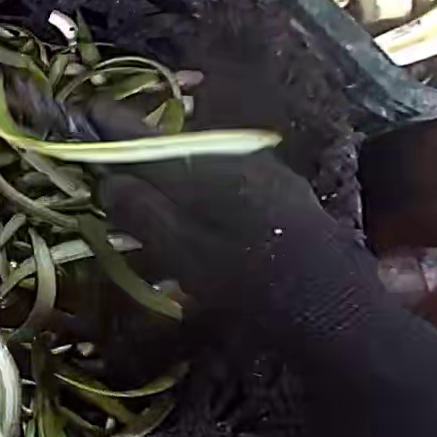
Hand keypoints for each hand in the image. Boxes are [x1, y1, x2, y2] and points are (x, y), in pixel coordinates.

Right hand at [93, 103, 436, 436]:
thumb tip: (108, 181)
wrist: (349, 328)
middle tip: (102, 155)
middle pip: (177, 148)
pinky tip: (179, 209)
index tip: (87, 108)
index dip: (118, 126)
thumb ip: (146, 214)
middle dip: (137, 149)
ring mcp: (268, 182)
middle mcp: (247, 166)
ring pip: (199, 166)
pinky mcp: (278, 202)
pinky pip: (218, 182)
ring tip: (131, 183)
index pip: (156, 142)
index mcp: (223, 173)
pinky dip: (187, 188)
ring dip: (161, 171)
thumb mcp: (191, 258)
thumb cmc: (262, 294)